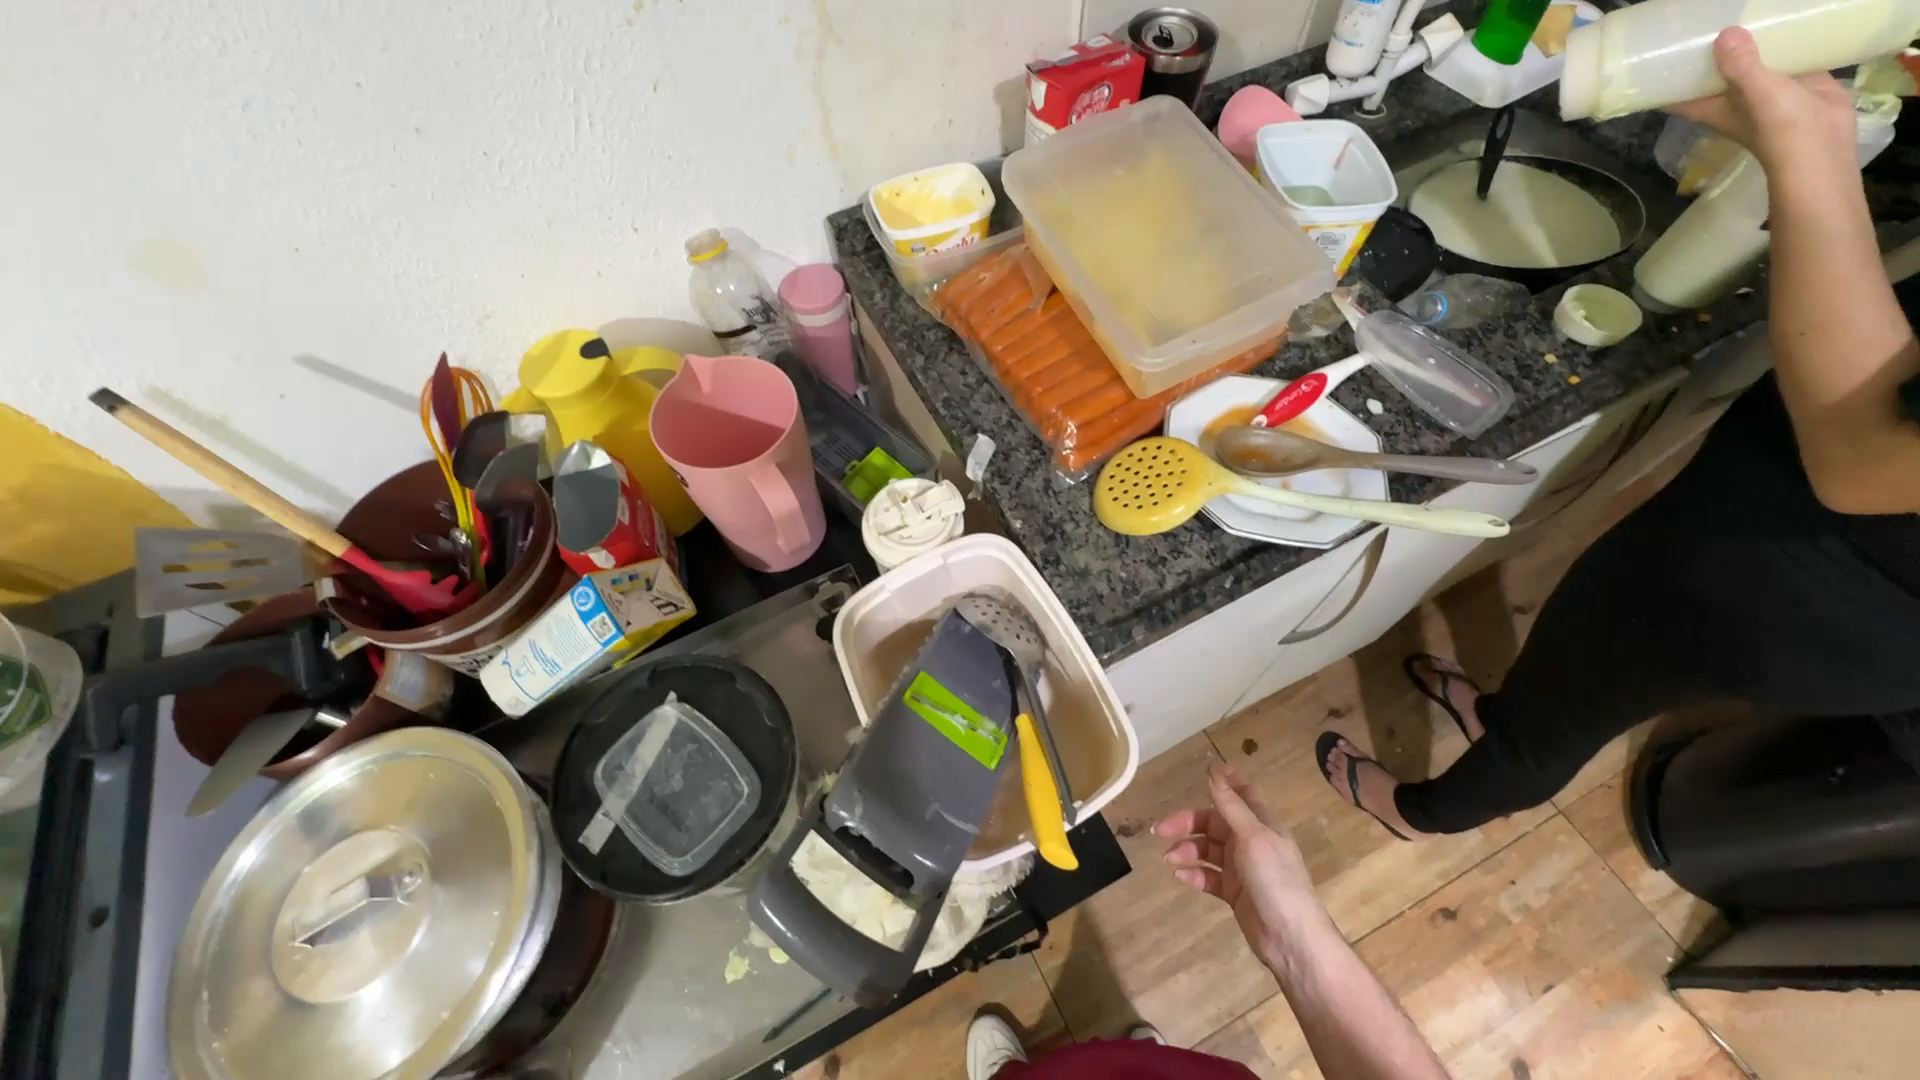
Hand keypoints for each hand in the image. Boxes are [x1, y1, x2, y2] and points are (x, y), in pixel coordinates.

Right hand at [1154, 764, 1328, 967]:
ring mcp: (1242, 868)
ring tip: (1171, 860)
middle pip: (1214, 823)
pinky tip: (1181, 877)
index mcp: (1262, 824)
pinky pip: (1208, 876)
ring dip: (1187, 851)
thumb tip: (1213, 771)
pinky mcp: (1233, 892)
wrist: (1290, 937)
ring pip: (1207, 850)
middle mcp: (1251, 842)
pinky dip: (1193, 874)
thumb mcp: (1252, 836)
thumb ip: (1230, 805)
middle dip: (1188, 824)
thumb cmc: (1275, 879)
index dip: (1226, 781)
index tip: (1204, 770)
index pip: (1244, 794)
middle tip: (1161, 830)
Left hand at [1668, 27, 1855, 174]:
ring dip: (1746, 43)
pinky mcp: (1793, 78)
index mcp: (1709, 106)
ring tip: (1738, 13)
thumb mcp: (1754, 92)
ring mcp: (1761, 87)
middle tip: (1701, 23)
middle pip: (1711, 73)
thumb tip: (1723, 35)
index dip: (1662, 80)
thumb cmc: (1777, 124)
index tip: (1652, 59)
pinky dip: (1783, 39)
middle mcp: (1730, 97)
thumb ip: (1740, 66)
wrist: (1821, 141)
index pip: (1675, 95)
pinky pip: (1784, 54)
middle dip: (1706, 52)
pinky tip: (1783, 17)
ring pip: (1748, 60)